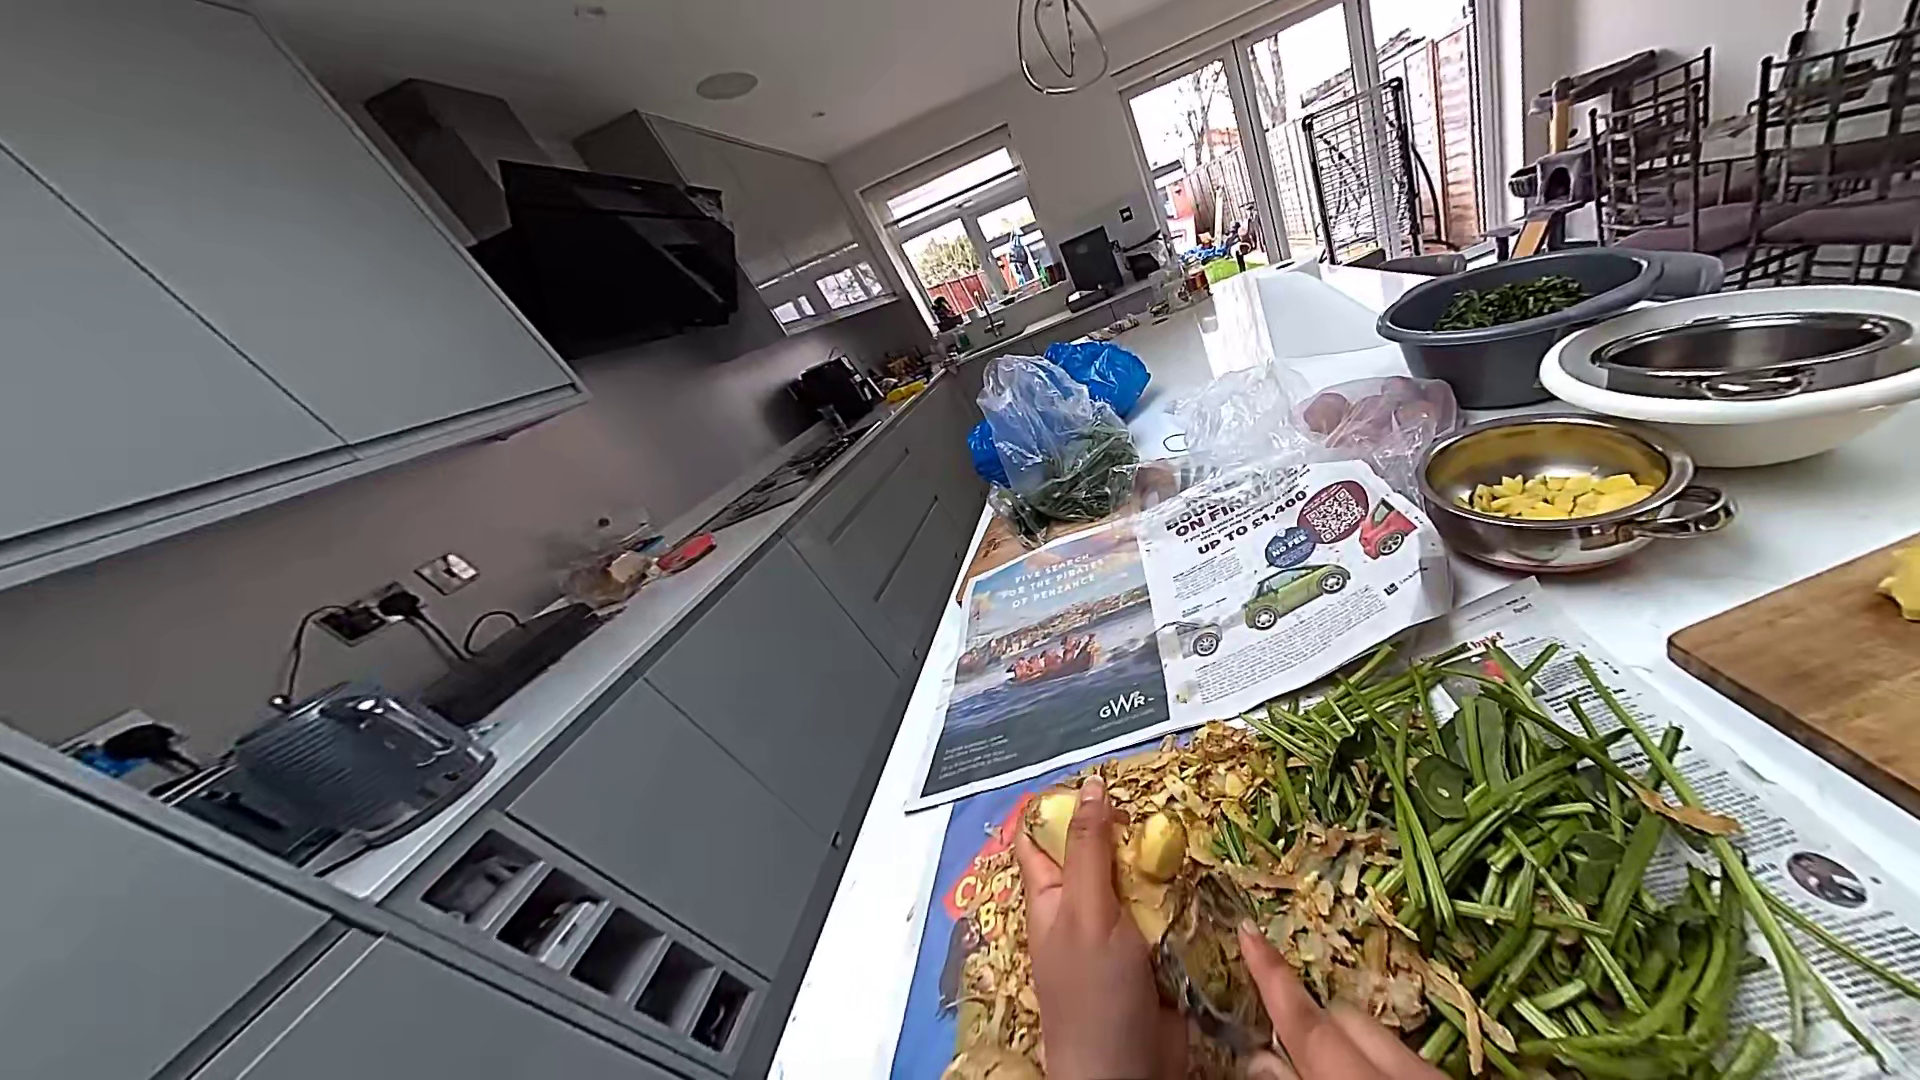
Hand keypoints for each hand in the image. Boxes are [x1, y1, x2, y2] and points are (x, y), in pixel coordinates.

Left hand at [1014, 775, 1184, 1079]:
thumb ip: (1090, 847)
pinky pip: (1160, 905)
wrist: (1131, 1075)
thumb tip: (1093, 785)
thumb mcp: (1086, 909)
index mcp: (1048, 890)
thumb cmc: (1093, 992)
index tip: (1096, 780)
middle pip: (1095, 848)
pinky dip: (1174, 891)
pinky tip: (1192, 874)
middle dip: (1119, 827)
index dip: (1061, 804)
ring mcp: (1114, 924)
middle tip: (1151, 805)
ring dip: (1152, 859)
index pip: (1042, 832)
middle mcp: (1078, 902)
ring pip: (1132, 874)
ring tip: (1176, 833)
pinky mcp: (1149, 946)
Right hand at [1236, 922, 1446, 1079]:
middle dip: (1315, 1018)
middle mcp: (1405, 1065)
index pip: (1304, 1017)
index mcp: (1358, 1071)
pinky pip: (1409, 1056)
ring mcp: (1437, 1076)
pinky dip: (1382, 1061)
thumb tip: (1260, 1056)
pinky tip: (1370, 1076)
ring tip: (1333, 1064)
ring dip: (1350, 1042)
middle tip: (1290, 1041)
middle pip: (1344, 1014)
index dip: (1269, 971)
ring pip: (1380, 1034)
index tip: (1246, 927)